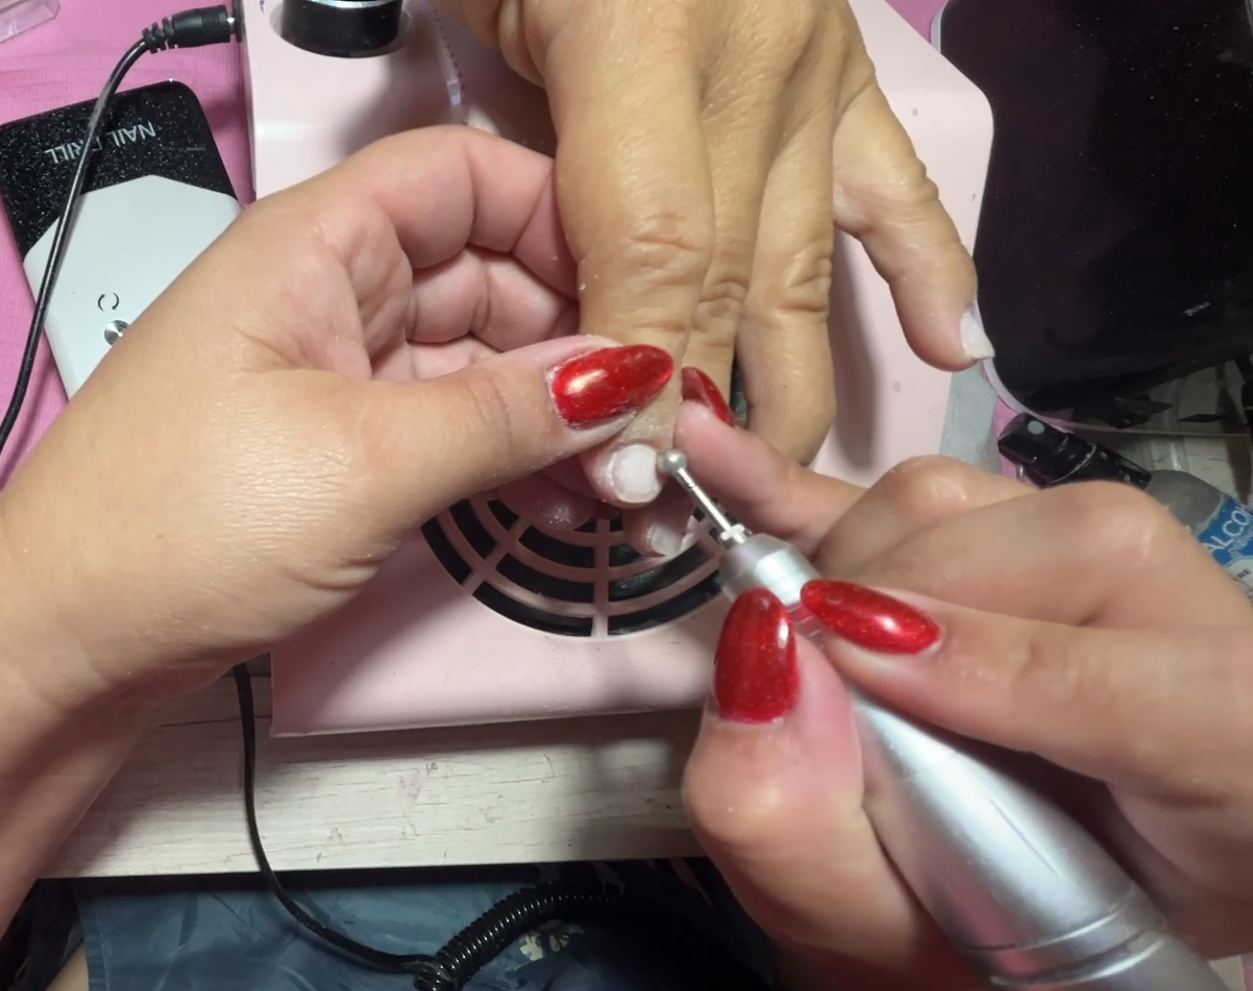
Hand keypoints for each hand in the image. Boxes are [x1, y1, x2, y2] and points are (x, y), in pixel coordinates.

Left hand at [0, 127, 671, 707]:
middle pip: (480, 281)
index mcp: (308, 248)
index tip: (647, 298)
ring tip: (633, 478)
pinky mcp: (330, 459)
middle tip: (662, 423)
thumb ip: (498, 413)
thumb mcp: (356, 461)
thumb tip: (625, 378)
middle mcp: (321, 300)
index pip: (462, 177)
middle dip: (575, 344)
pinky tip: (566, 499)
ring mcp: (327, 384)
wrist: (72, 641)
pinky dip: (501, 462)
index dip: (560, 220)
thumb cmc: (179, 529)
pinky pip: (438, 435)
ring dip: (548, 417)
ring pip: (466, 369)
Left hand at [442, 0, 983, 553]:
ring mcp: (809, 64)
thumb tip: (558, 323)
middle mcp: (748, 58)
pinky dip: (922, 266)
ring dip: (795, 382)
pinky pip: (887, 183)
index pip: (651, 252)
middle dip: (706, 406)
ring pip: (799, 259)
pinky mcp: (838, 65)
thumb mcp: (477, 17)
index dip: (648, 371)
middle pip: (724, 277)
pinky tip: (953, 345)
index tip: (634, 468)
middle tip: (683, 503)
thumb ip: (511, 171)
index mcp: (639, 39)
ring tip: (782, 476)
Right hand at [674, 401, 1252, 990]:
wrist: (952, 878)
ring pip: (953, 497)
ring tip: (818, 643)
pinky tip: (710, 442)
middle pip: (1046, 546)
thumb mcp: (858, 920)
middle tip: (820, 689)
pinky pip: (891, 484)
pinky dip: (787, 470)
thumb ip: (793, 816)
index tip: (844, 658)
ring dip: (844, 561)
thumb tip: (762, 653)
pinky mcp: (995, 531)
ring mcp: (1110, 565)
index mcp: (1235, 778)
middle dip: (886, 609)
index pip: (1164, 694)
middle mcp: (1207, 642)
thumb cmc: (911, 918)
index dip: (996, 667)